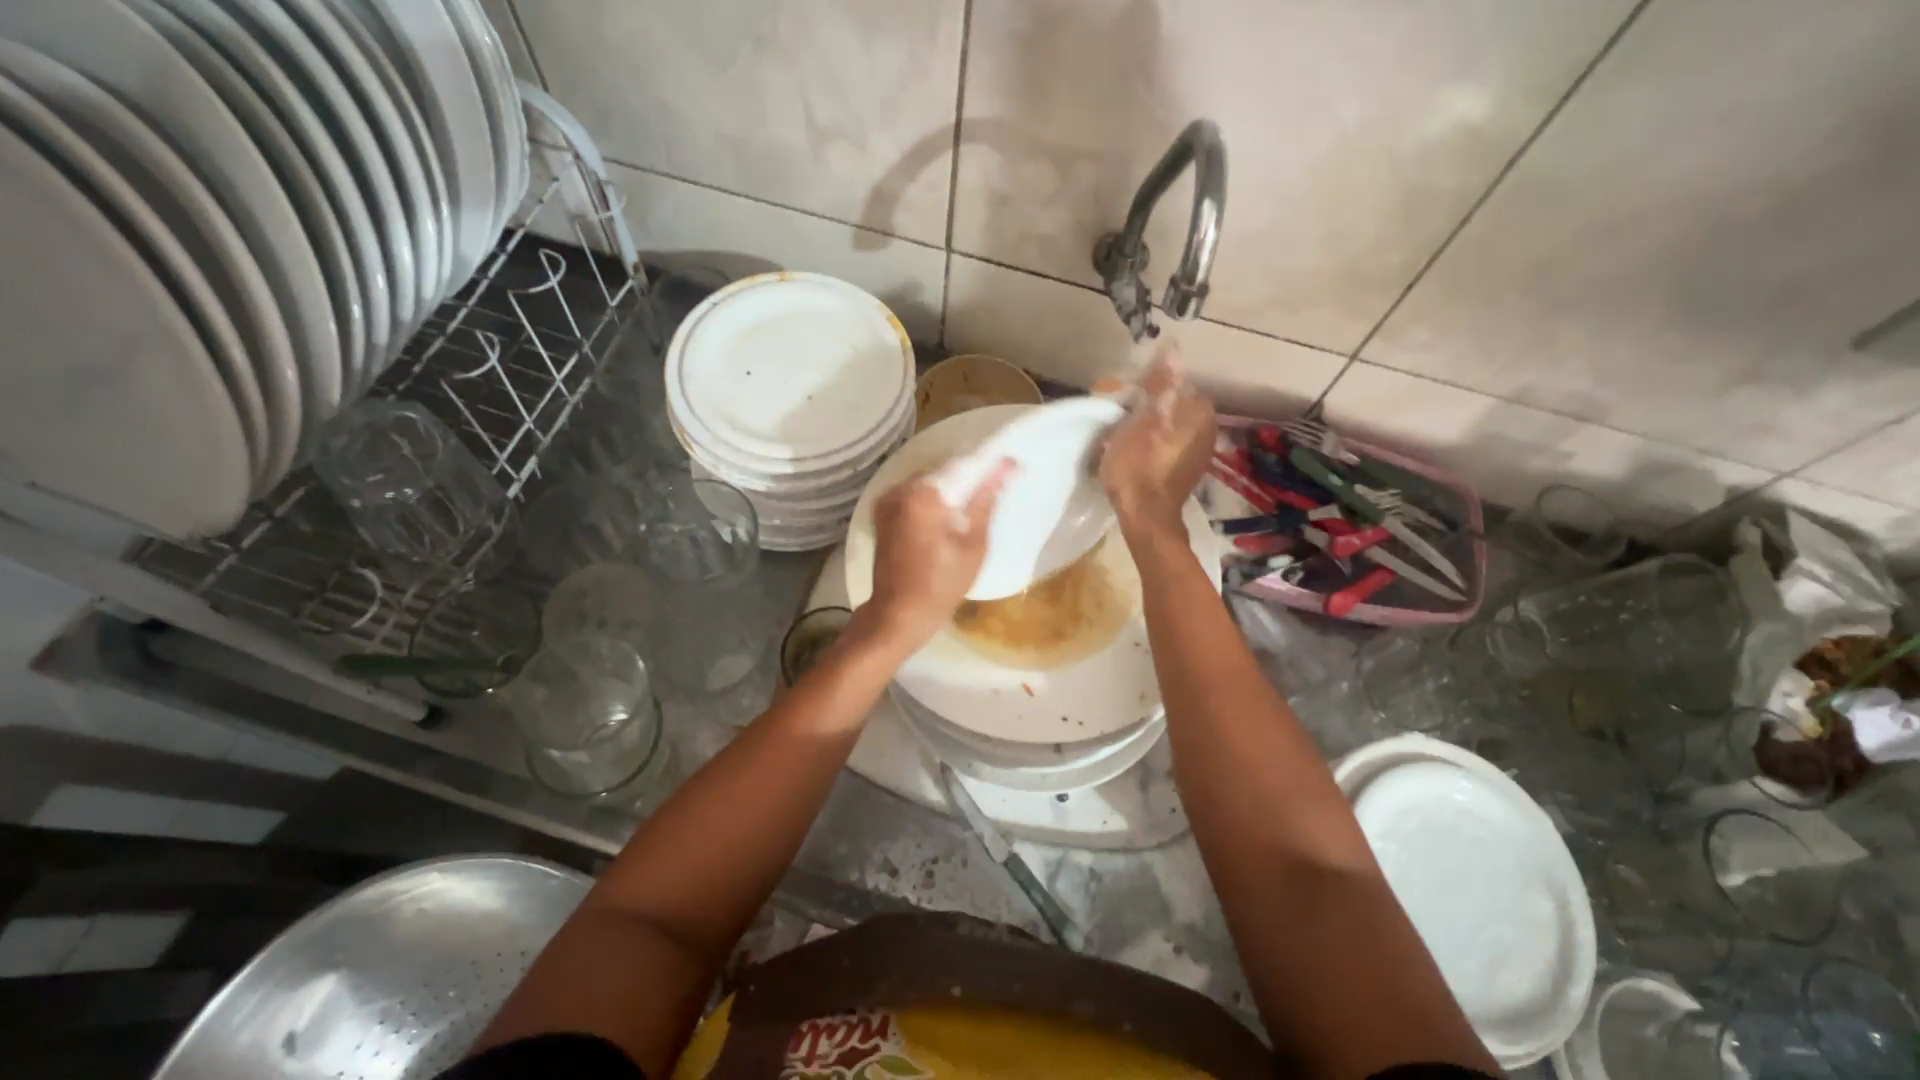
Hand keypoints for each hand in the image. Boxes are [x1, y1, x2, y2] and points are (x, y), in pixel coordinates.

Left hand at [862, 458, 1017, 649]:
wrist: (898, 613)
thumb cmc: (941, 584)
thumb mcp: (973, 544)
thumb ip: (986, 501)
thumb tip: (1007, 467)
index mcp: (923, 495)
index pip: (963, 465)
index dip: (990, 464)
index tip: (1013, 463)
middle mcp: (900, 489)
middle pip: (944, 472)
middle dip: (970, 475)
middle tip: (998, 482)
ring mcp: (888, 500)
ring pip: (929, 482)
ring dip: (952, 487)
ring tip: (977, 498)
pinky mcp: (883, 512)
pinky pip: (915, 495)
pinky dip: (934, 499)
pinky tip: (951, 513)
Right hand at [1099, 344, 1216, 540]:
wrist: (1146, 518)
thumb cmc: (1138, 467)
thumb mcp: (1142, 420)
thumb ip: (1160, 382)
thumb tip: (1174, 346)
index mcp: (1199, 409)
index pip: (1167, 381)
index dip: (1137, 387)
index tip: (1113, 398)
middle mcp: (1207, 425)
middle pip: (1168, 401)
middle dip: (1141, 404)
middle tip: (1112, 418)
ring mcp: (1200, 447)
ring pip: (1167, 420)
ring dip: (1144, 422)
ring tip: (1118, 435)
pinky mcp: (1189, 466)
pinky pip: (1168, 440)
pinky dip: (1152, 440)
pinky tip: (1133, 451)